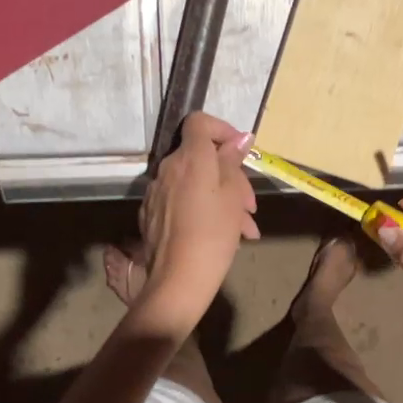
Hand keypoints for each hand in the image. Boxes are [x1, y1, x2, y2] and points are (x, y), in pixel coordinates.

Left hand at [138, 113, 259, 327]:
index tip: (240, 150)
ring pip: (195, 183)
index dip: (222, 129)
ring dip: (222, 198)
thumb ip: (232, 162)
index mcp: (189, 159)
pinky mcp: (152, 214)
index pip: (199, 123)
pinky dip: (203, 210)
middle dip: (230, 176)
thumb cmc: (213, 235)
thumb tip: (239, 138)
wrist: (178, 279)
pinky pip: (182, 201)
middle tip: (250, 205)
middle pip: (201, 157)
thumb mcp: (232, 197)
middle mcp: (168, 169)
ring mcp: (157, 192)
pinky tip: (222, 234)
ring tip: (244, 228)